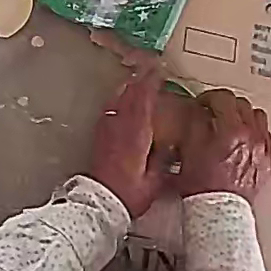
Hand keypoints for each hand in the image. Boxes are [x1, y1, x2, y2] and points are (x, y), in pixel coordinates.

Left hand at [90, 63, 173, 217]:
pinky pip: (110, 110)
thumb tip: (171, 144)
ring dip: (128, 87)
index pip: (143, 98)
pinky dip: (119, 100)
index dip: (151, 81)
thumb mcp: (155, 179)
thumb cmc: (129, 193)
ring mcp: (106, 129)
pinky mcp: (100, 137)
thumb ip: (164, 158)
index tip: (160, 69)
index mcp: (135, 131)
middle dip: (140, 78)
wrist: (100, 204)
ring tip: (138, 80)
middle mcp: (119, 125)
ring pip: (117, 99)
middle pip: (128, 93)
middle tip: (151, 67)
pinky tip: (123, 102)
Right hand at [175, 89, 270, 202]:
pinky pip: (265, 136)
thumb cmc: (202, 186)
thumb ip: (195, 123)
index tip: (203, 103)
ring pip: (257, 117)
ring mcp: (262, 149)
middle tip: (213, 111)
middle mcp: (251, 137)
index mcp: (231, 130)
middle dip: (225, 104)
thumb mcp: (189, 149)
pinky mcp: (267, 162)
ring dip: (243, 115)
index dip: (209, 97)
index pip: (223, 98)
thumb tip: (199, 111)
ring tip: (231, 122)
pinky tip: (243, 139)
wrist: (219, 212)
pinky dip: (254, 132)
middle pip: (242, 104)